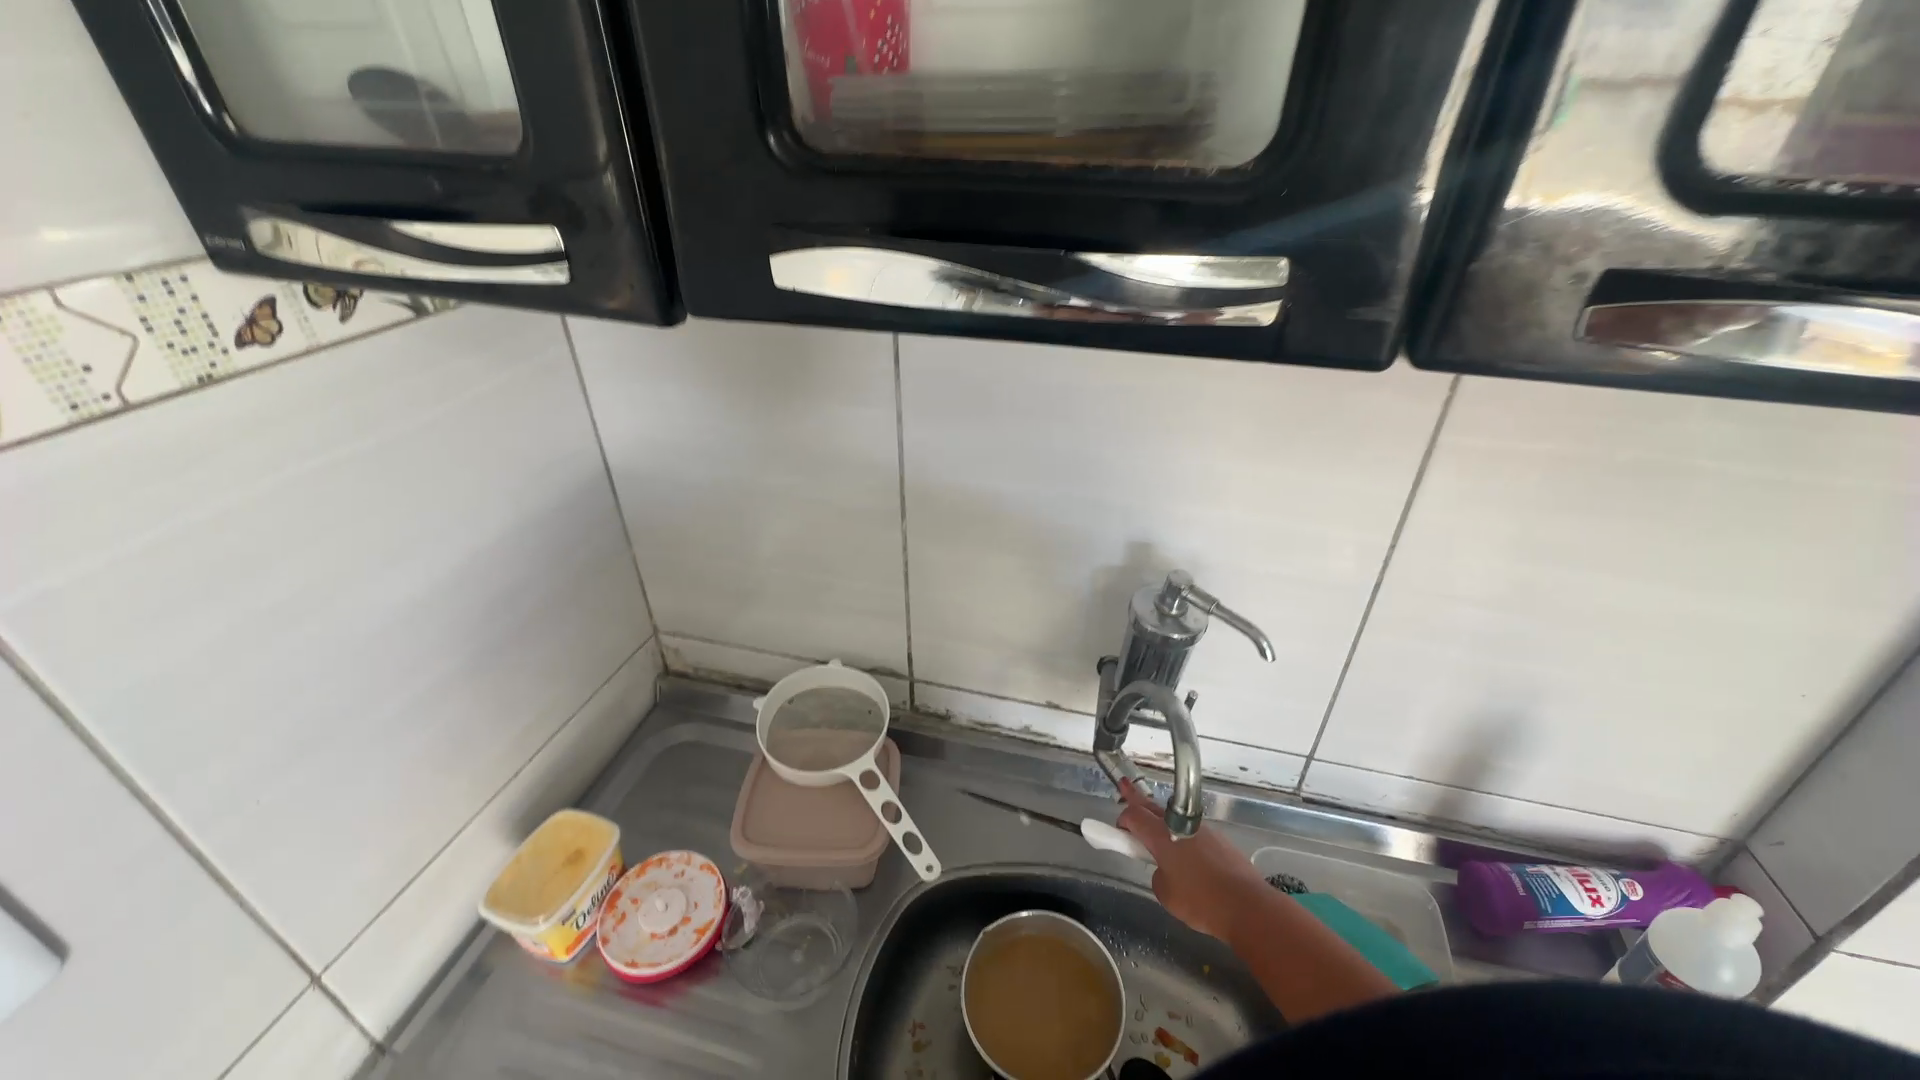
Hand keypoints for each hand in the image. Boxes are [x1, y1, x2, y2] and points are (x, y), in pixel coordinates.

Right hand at [1116, 779, 1268, 941]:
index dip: (1122, 820)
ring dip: (1162, 821)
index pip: (1134, 815)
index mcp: (1162, 835)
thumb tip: (1166, 869)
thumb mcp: (1165, 893)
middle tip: (1125, 787)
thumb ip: (1158, 874)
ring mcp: (1204, 831)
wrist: (1247, 906)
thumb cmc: (1201, 901)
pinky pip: (1194, 833)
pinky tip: (1190, 859)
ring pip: (1176, 819)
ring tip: (1158, 834)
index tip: (1119, 831)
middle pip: (1153, 807)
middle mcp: (1182, 826)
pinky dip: (1184, 837)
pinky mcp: (1221, 841)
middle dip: (1136, 798)